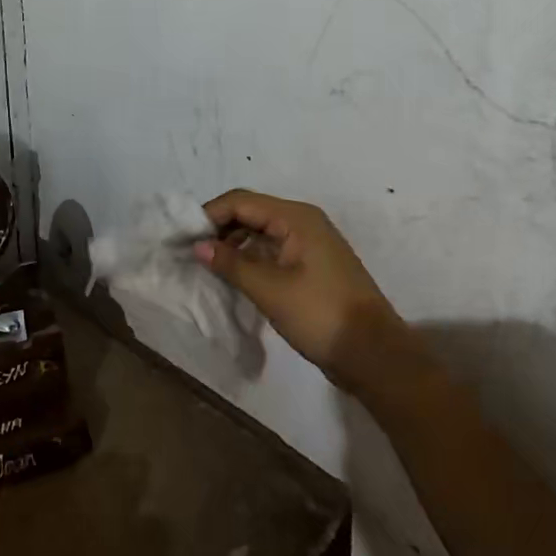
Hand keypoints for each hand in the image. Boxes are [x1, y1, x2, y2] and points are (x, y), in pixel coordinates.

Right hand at [193, 189, 412, 390]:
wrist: (373, 354)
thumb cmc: (320, 315)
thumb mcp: (270, 289)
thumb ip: (231, 264)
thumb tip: (197, 246)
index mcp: (295, 217)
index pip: (241, 201)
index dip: (209, 215)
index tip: (182, 237)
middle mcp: (302, 222)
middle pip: (250, 212)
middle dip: (218, 228)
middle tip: (190, 251)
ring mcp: (308, 244)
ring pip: (260, 232)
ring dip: (233, 243)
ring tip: (206, 265)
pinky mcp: (310, 266)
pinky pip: (271, 250)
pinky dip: (249, 258)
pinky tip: (232, 275)